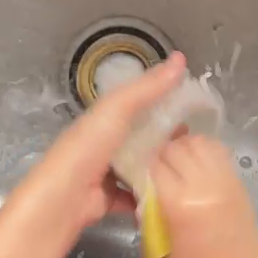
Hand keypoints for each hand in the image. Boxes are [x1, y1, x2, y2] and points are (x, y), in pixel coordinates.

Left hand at [8, 53, 187, 232]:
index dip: (162, 102)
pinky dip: (150, 195)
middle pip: (141, 136)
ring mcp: (105, 173)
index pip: (136, 104)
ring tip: (188, 166)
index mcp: (103, 118)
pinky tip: (171, 193)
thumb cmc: (89, 147)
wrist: (63, 199)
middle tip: (194, 139)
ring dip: (160, 166)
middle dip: (166, 137)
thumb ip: (148, 87)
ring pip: (140, 166)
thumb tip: (180, 58)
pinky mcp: (109, 199)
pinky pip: (135, 194)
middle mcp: (104, 143)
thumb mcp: (119, 108)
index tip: (190, 105)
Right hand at [142, 134, 257, 257]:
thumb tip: (142, 199)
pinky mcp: (238, 183)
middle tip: (154, 172)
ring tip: (175, 167)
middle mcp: (204, 185)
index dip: (142, 166)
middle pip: (175, 147)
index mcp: (180, 204)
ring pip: (198, 142)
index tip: (136, 176)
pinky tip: (195, 168)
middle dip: (160, 155)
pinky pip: (218, 152)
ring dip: (182, 148)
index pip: (154, 163)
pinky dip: (203, 152)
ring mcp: (225, 181)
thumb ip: (145, 224)